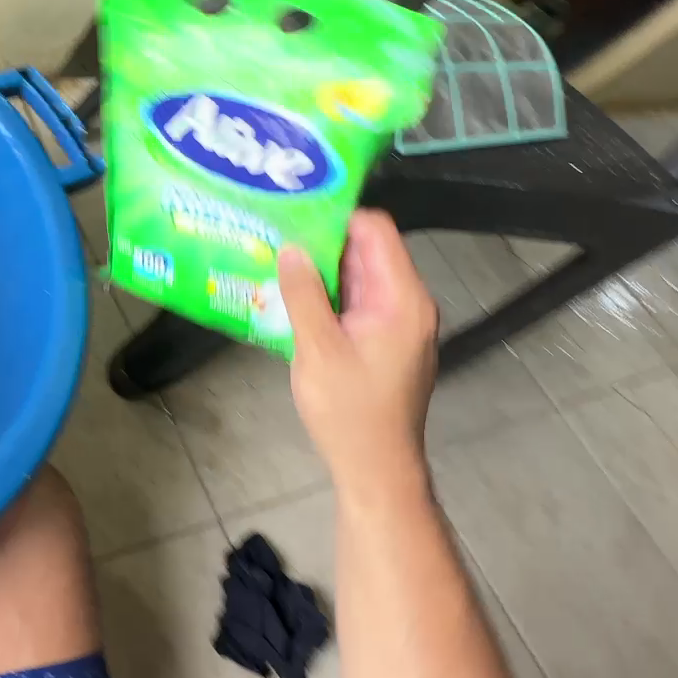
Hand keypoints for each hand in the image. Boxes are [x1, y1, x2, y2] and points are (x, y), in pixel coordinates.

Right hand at [277, 210, 438, 496]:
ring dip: (318, 267)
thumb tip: (291, 247)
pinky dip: (324, 292)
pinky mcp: (381, 339)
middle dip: (320, 239)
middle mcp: (406, 303)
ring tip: (272, 256)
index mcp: (401, 299)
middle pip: (365, 250)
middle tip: (271, 230)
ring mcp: (395, 323)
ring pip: (356, 275)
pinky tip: (288, 293)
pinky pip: (354, 300)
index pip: (376, 231)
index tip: (291, 211)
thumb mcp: (317, 347)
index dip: (336, 216)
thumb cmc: (348, 408)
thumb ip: (304, 293)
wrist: (374, 467)